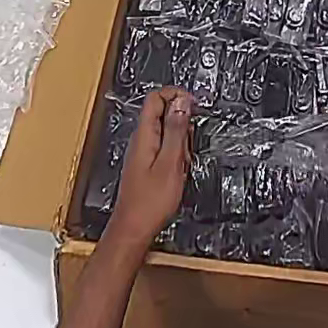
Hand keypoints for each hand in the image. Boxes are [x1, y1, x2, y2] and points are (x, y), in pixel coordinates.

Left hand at [105, 87, 192, 253]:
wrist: (134, 230)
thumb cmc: (151, 201)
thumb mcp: (171, 161)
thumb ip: (176, 129)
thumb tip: (181, 102)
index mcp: (144, 134)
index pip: (156, 98)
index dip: (176, 96)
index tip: (193, 106)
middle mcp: (141, 140)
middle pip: (162, 112)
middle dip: (182, 122)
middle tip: (190, 142)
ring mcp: (142, 151)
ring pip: (166, 130)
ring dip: (181, 140)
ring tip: (184, 160)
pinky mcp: (146, 163)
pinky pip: (165, 147)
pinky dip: (176, 153)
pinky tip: (179, 170)